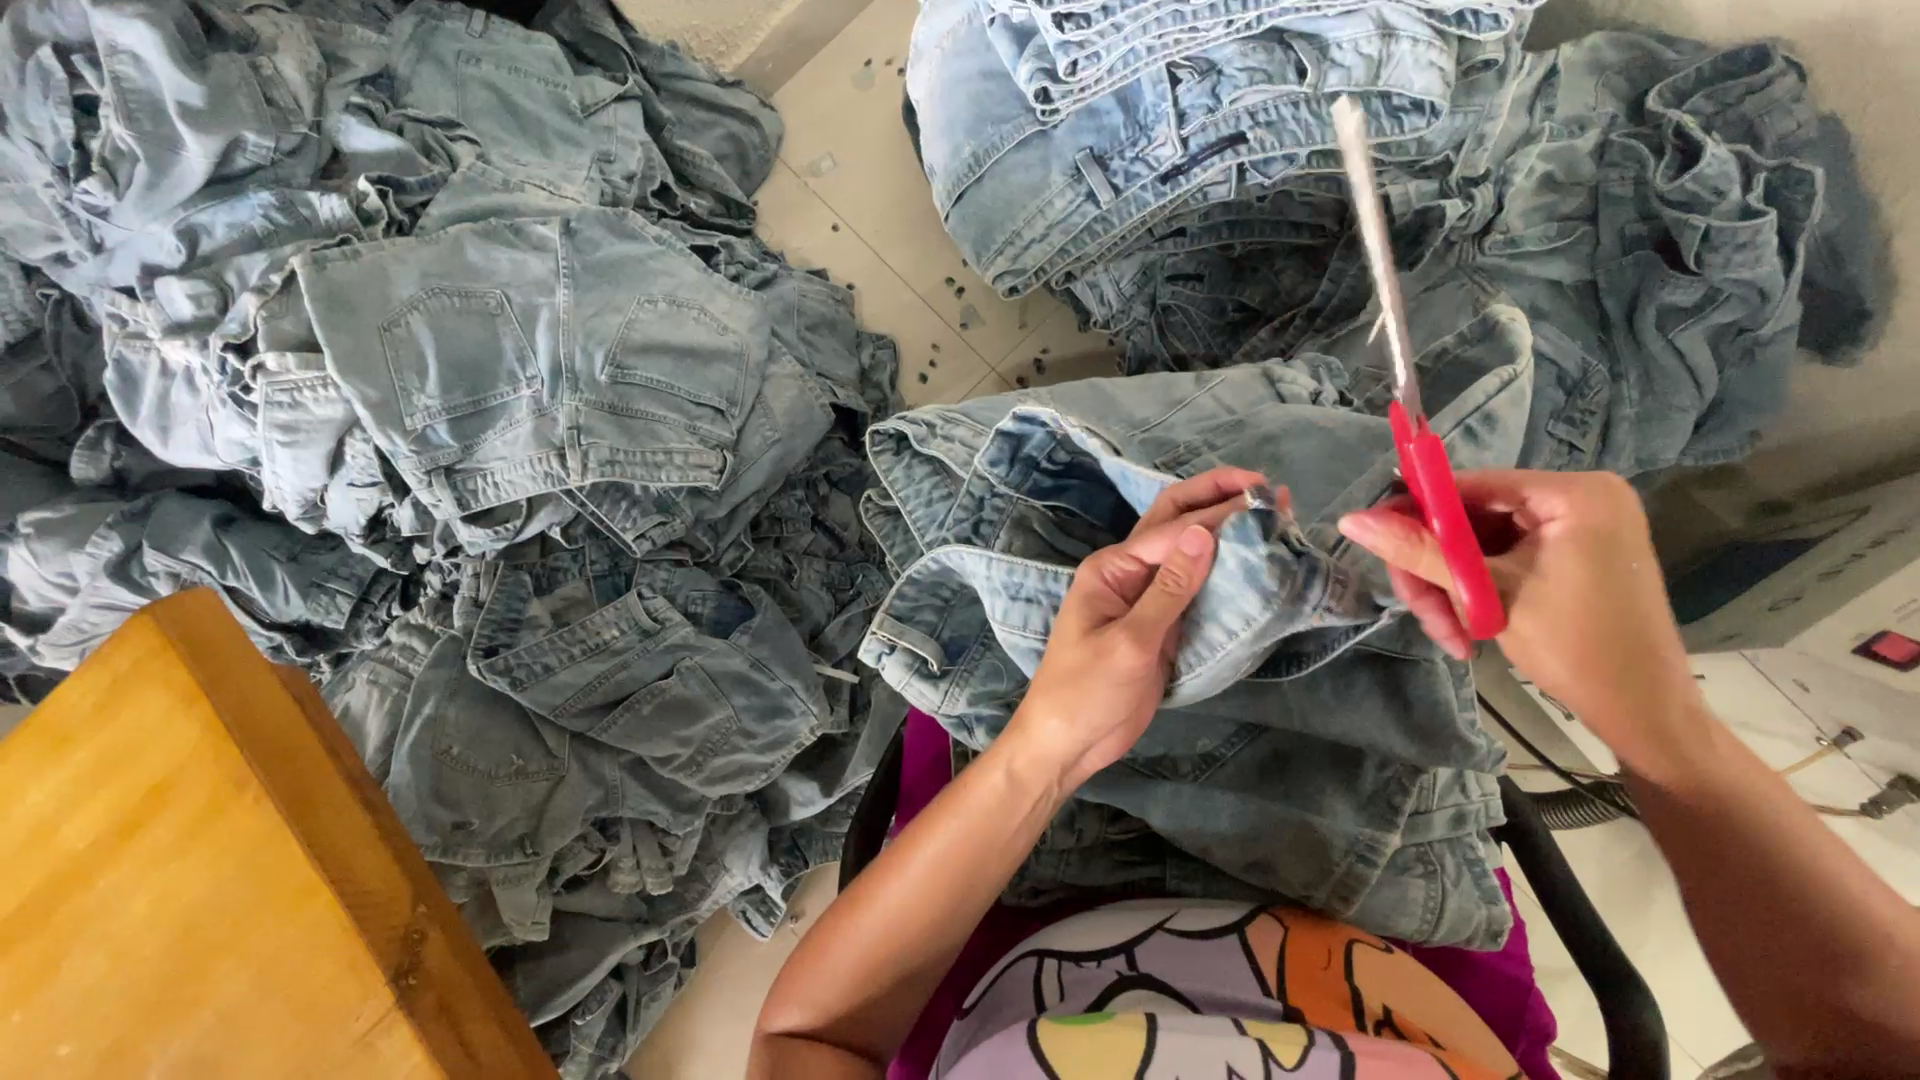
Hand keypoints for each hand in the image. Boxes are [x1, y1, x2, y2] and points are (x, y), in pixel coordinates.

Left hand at [1005, 467, 1268, 788]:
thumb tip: (1204, 532)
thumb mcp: (1130, 642)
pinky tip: (1255, 566)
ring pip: (1188, 555)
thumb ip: (1169, 589)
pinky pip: (1195, 591)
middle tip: (1267, 487)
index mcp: (1111, 569)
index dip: (1217, 514)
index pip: (1170, 531)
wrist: (1068, 743)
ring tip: (1273, 516)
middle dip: (1215, 500)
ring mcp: (1146, 601)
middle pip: (1173, 524)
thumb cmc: (1086, 691)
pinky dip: (1224, 575)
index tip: (1265, 500)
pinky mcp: (1161, 628)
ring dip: (1225, 533)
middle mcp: (1128, 575)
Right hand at [1336, 470, 1703, 773]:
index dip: (1414, 514)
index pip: (1467, 485)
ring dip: (1451, 589)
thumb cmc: (1574, 645)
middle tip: (1420, 611)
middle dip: (1436, 568)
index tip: (1378, 546)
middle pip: (1469, 518)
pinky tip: (1469, 629)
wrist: (1643, 709)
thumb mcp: (1486, 593)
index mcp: (1572, 493)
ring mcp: (1576, 529)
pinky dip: (1476, 593)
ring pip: (1477, 545)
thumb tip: (1351, 521)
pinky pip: (1501, 560)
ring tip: (1450, 634)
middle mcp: (1578, 499)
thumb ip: (1419, 551)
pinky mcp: (1570, 556)